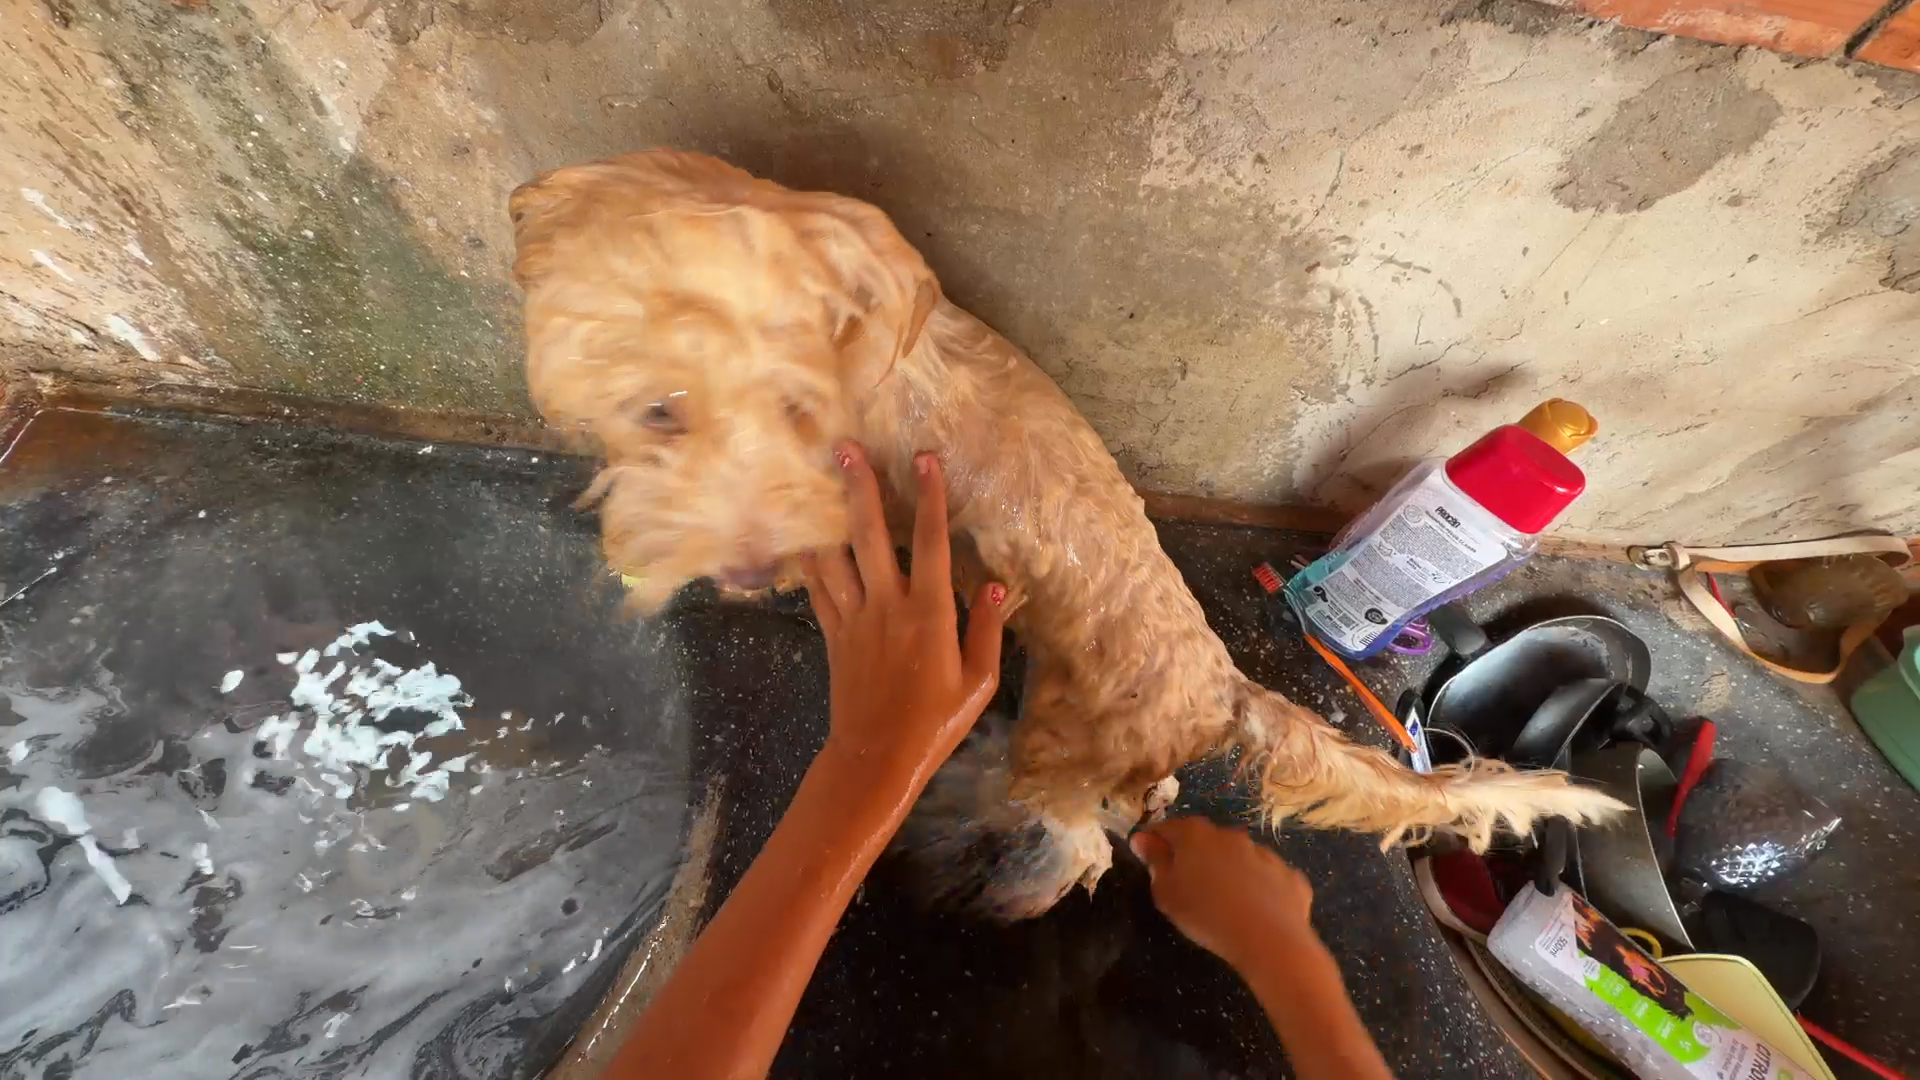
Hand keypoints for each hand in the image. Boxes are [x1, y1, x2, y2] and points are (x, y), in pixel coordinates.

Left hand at [801, 440, 1006, 790]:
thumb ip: (988, 628)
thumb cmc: (936, 721)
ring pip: (837, 555)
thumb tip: (999, 584)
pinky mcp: (832, 633)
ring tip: (816, 477)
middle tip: (845, 447)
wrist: (877, 757)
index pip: (932, 543)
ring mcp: (854, 617)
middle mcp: (888, 604)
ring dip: (828, 513)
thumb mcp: (979, 681)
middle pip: (871, 534)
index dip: (930, 498)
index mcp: (929, 613)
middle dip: (859, 487)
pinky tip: (804, 533)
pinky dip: (811, 558)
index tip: (926, 459)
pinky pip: (818, 587)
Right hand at [1129, 817, 1316, 966]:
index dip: (1154, 843)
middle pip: (1203, 840)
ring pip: (1238, 857)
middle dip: (1194, 856)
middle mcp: (1228, 834)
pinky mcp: (1289, 875)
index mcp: (1193, 834)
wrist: (1270, 941)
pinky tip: (1259, 912)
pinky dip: (1261, 889)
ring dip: (1229, 871)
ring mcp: (1262, 853)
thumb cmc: (1206, 914)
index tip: (1149, 860)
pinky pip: (1267, 878)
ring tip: (1226, 903)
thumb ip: (1154, 862)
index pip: (1165, 828)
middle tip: (1189, 887)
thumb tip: (1142, 838)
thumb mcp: (1166, 893)